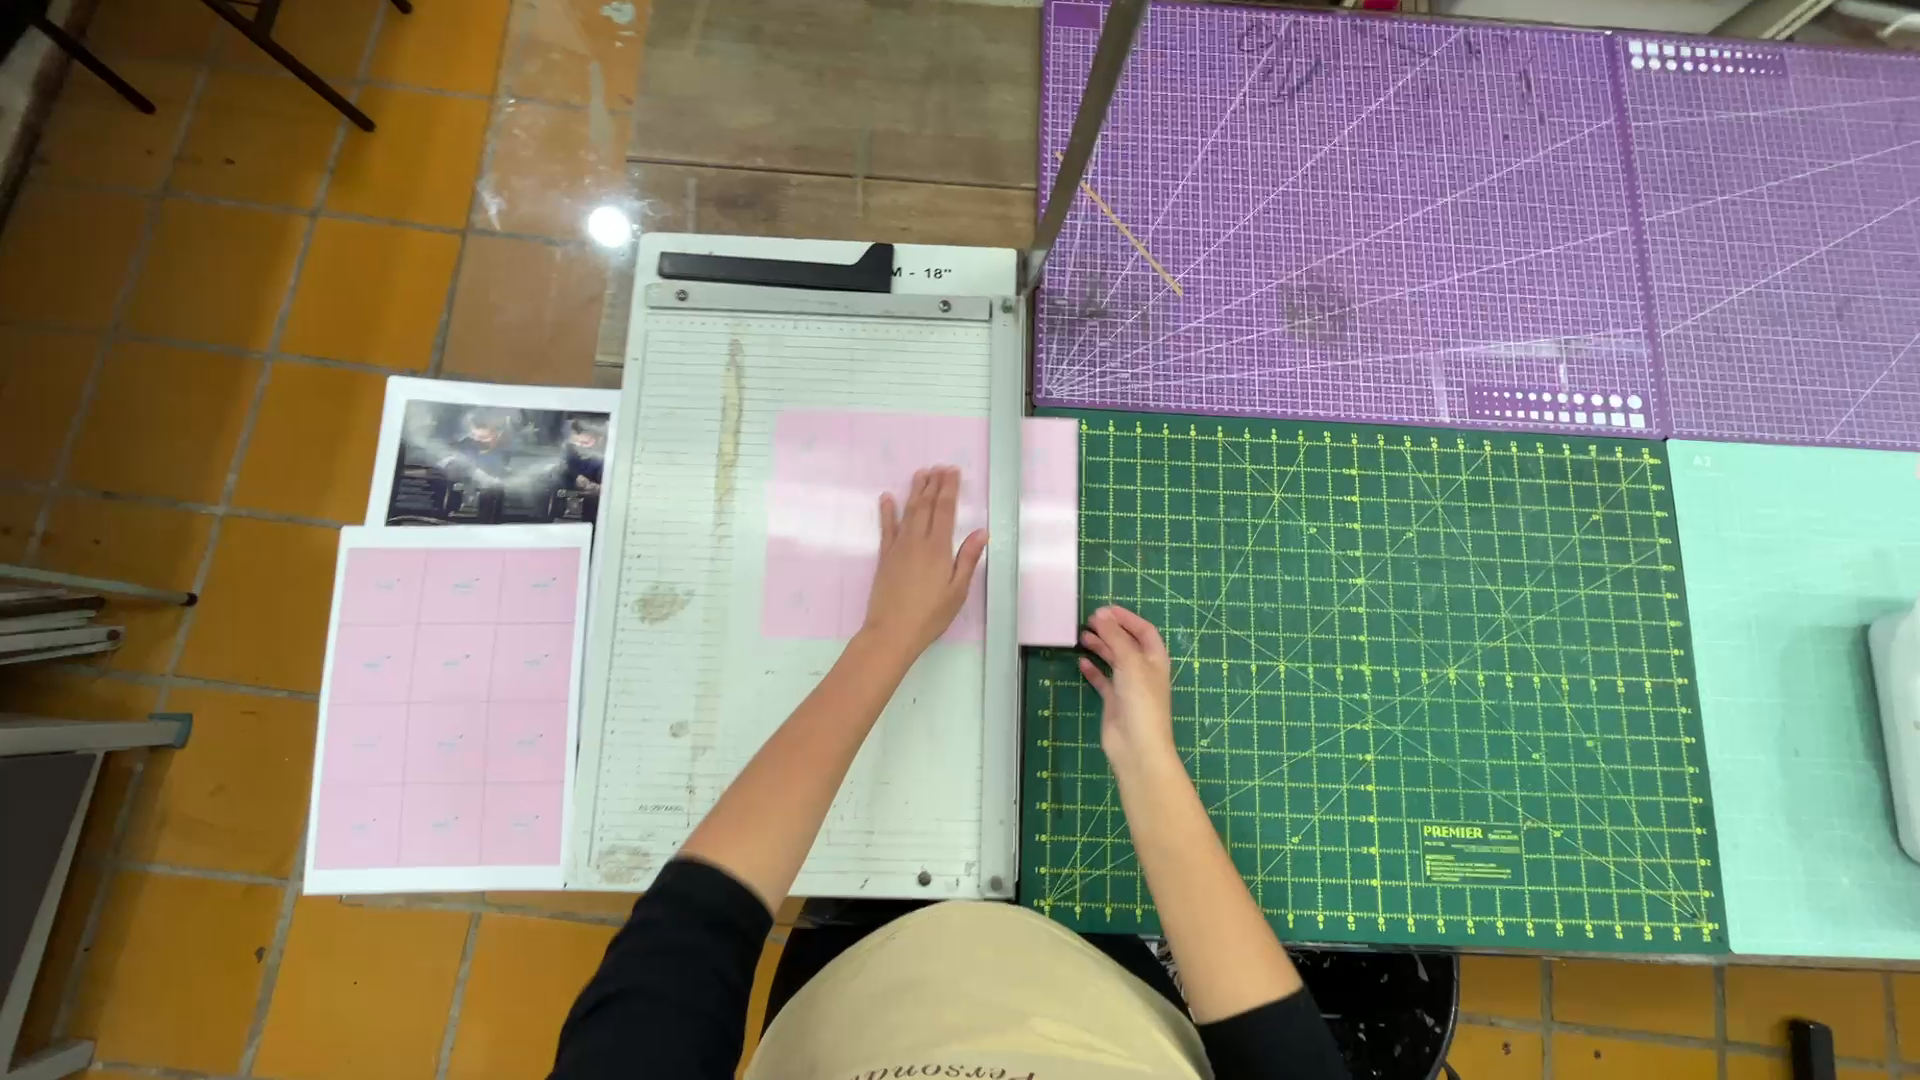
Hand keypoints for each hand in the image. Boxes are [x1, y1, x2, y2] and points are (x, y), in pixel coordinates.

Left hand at [861, 466, 987, 658]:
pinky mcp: (885, 557)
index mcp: (938, 548)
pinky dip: (887, 512)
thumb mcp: (957, 591)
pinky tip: (887, 498)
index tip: (953, 472)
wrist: (892, 632)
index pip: (945, 510)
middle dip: (933, 484)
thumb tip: (981, 532)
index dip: (949, 489)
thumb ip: (968, 559)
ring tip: (920, 474)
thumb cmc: (930, 615)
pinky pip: (886, 528)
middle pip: (925, 505)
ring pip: (907, 512)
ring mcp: (898, 548)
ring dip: (914, 491)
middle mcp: (917, 541)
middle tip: (938, 467)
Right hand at [1079, 605, 1175, 765]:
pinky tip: (1081, 662)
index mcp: (1156, 659)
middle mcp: (1144, 670)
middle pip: (1127, 643)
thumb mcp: (1130, 661)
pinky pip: (1103, 680)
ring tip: (1082, 636)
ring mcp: (1129, 687)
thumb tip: (1101, 614)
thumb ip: (1115, 636)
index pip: (1144, 630)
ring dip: (1100, 647)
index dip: (1127, 618)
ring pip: (1114, 660)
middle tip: (1089, 620)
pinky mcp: (1115, 701)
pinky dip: (1093, 670)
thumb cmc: (1141, 700)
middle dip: (1111, 630)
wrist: (1137, 745)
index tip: (1105, 609)